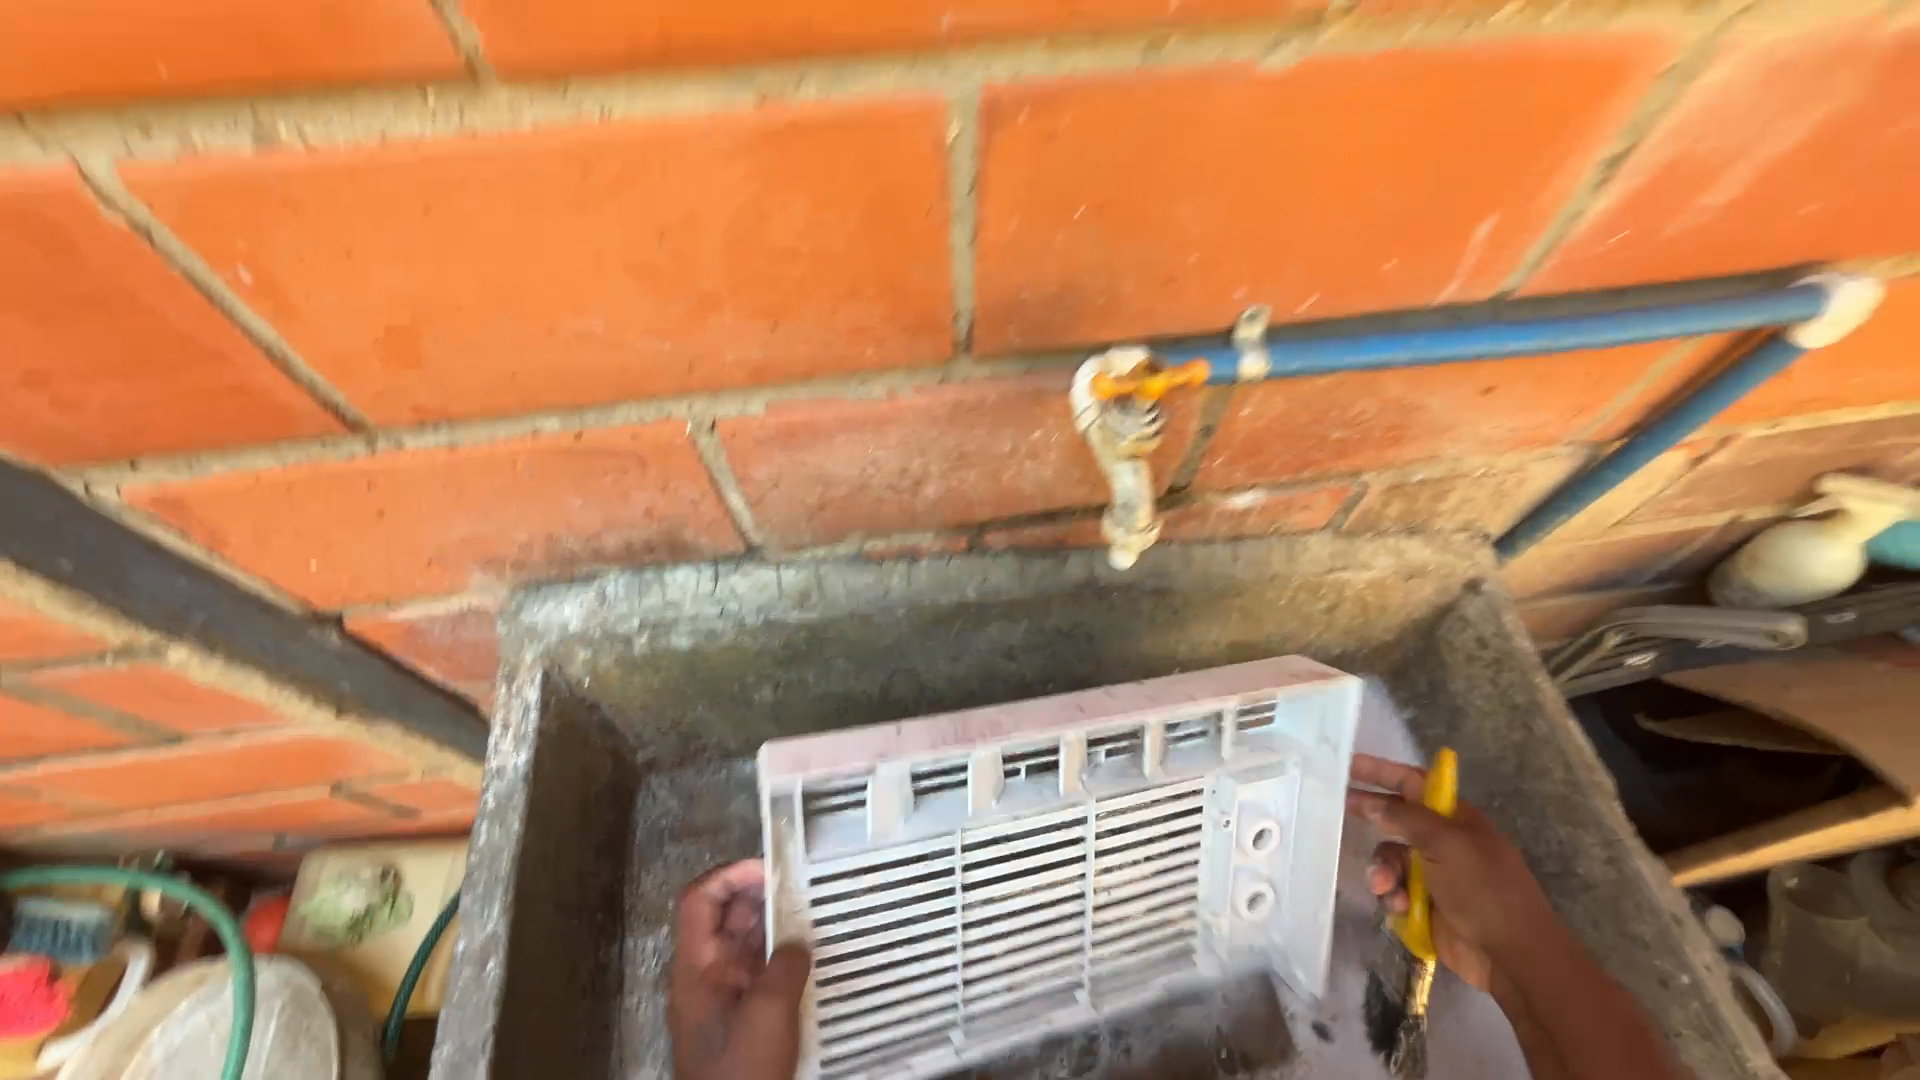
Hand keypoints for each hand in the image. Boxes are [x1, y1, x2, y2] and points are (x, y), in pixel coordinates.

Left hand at [668, 859, 812, 1079]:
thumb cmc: (742, 1069)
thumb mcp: (769, 1011)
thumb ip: (785, 963)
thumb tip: (796, 943)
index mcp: (696, 967)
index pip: (700, 900)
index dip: (730, 875)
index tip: (769, 870)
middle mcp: (705, 972)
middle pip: (723, 914)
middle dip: (758, 893)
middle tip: (799, 883)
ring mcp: (723, 992)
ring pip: (744, 938)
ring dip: (773, 920)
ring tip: (809, 906)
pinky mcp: (741, 1010)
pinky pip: (758, 964)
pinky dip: (779, 949)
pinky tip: (807, 946)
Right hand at [1347, 754, 1559, 992]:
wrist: (1512, 956)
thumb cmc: (1485, 890)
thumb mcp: (1446, 844)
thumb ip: (1405, 817)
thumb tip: (1371, 802)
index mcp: (1455, 818)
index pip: (1412, 782)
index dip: (1381, 770)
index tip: (1347, 764)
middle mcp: (1442, 840)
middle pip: (1395, 817)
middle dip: (1369, 815)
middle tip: (1337, 808)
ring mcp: (1433, 873)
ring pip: (1388, 856)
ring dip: (1382, 869)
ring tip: (1385, 886)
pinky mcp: (1423, 903)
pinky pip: (1392, 888)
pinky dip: (1392, 896)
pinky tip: (1400, 907)